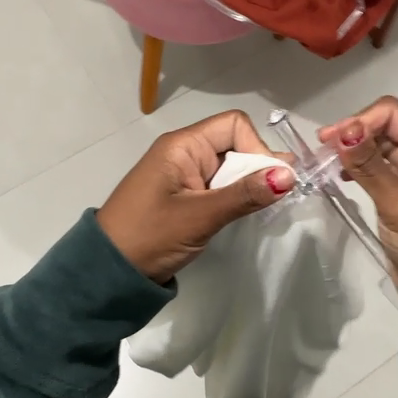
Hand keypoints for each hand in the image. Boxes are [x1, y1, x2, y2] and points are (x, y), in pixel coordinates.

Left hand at [97, 110, 295, 282]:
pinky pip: (220, 185)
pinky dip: (236, 195)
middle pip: (235, 143)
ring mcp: (185, 174)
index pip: (234, 125)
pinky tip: (246, 211)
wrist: (108, 272)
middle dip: (258, 166)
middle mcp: (185, 152)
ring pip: (230, 166)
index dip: (257, 147)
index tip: (268, 181)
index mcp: (182, 146)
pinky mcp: (186, 195)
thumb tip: (289, 174)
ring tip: (264, 206)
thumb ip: (244, 194)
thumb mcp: (200, 217)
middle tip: (276, 196)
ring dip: (249, 183)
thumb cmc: (150, 237)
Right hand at [318, 97, 397, 358]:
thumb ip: (370, 166)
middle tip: (321, 153)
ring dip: (351, 151)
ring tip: (324, 165)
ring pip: (376, 147)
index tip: (329, 142)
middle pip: (383, 126)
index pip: (392, 114)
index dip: (360, 120)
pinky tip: (339, 178)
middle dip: (353, 133)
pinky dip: (355, 169)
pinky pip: (374, 169)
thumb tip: (343, 130)